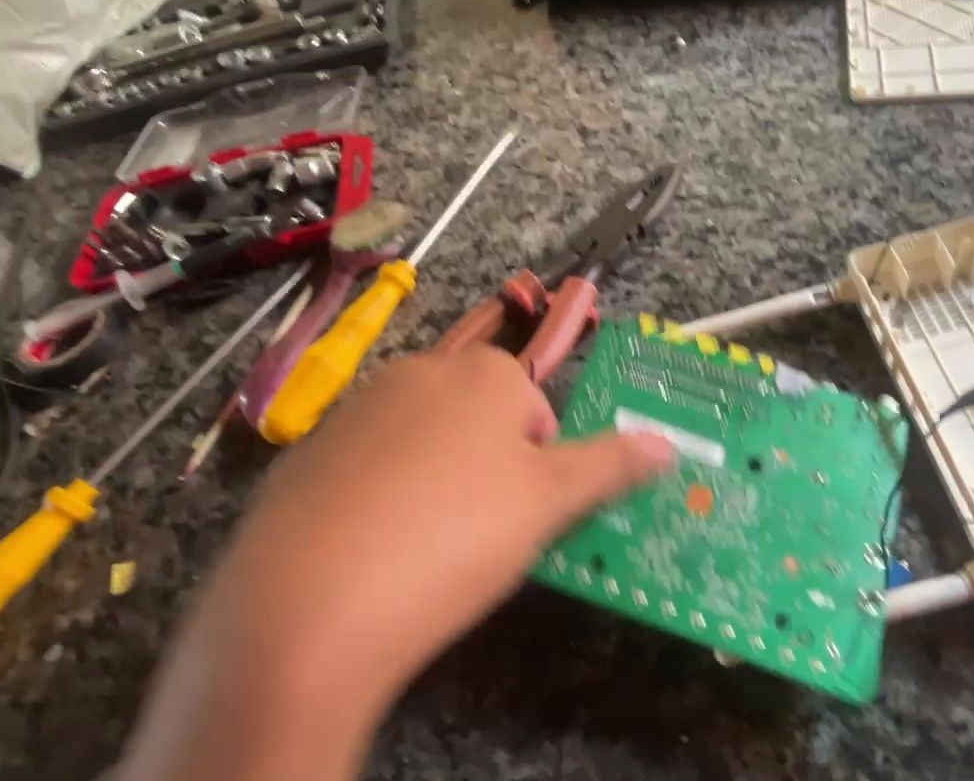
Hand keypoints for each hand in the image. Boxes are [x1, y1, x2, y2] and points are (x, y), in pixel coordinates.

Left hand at [118, 346, 675, 779]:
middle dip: (488, 463)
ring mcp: (356, 408)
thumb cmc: (455, 537)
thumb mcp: (548, 504)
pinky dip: (378, 495)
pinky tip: (370, 549)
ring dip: (434, 477)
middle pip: (476, 414)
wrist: (310, 602)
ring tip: (424, 546)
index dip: (537, 461)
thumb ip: (609, 465)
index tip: (523, 512)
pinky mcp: (307, 452)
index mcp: (484, 374)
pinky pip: (365, 465)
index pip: (533, 405)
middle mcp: (419, 371)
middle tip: (481, 531)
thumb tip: (666, 442)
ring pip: (420, 438)